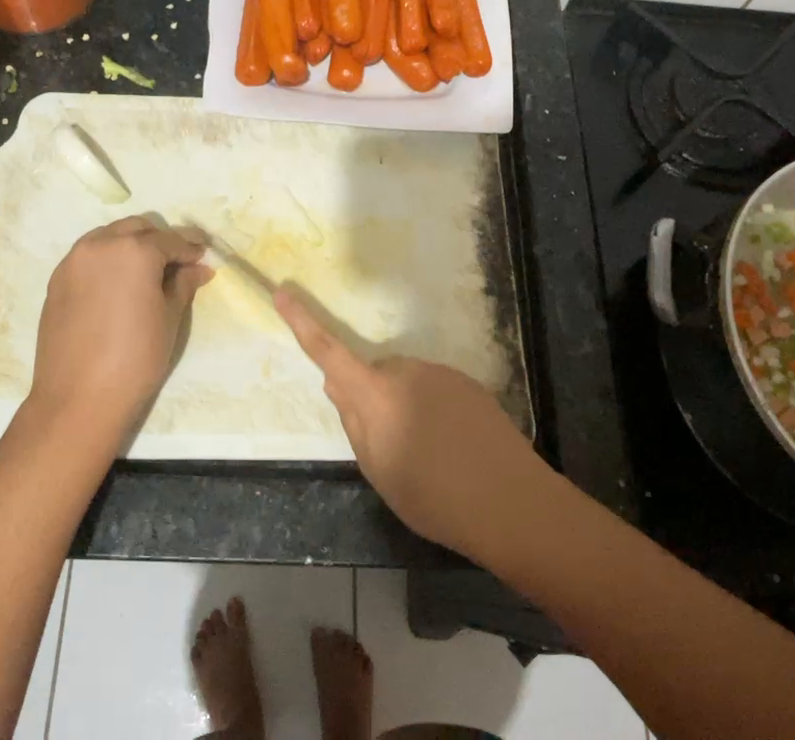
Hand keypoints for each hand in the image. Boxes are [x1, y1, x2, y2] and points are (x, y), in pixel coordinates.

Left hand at [30, 217, 211, 435]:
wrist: (79, 397)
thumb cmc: (136, 357)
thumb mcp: (169, 319)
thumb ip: (183, 285)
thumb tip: (197, 268)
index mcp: (133, 250)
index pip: (169, 240)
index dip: (190, 247)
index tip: (203, 255)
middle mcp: (100, 245)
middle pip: (137, 228)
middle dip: (160, 239)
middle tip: (178, 261)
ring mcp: (73, 261)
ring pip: (109, 237)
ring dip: (131, 244)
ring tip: (148, 270)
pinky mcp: (57, 280)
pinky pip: (88, 256)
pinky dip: (108, 259)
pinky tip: (120, 283)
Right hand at [275, 290, 554, 557]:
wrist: (511, 502)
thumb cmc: (433, 497)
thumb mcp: (378, 470)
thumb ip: (354, 422)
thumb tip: (336, 383)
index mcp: (378, 394)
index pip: (330, 353)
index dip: (303, 323)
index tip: (283, 291)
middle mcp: (409, 371)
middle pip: (374, 376)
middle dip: (373, 401)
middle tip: (391, 450)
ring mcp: (443, 374)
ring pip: (405, 384)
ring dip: (405, 408)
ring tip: (429, 457)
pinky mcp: (469, 384)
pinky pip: (434, 390)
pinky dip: (432, 411)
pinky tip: (453, 448)